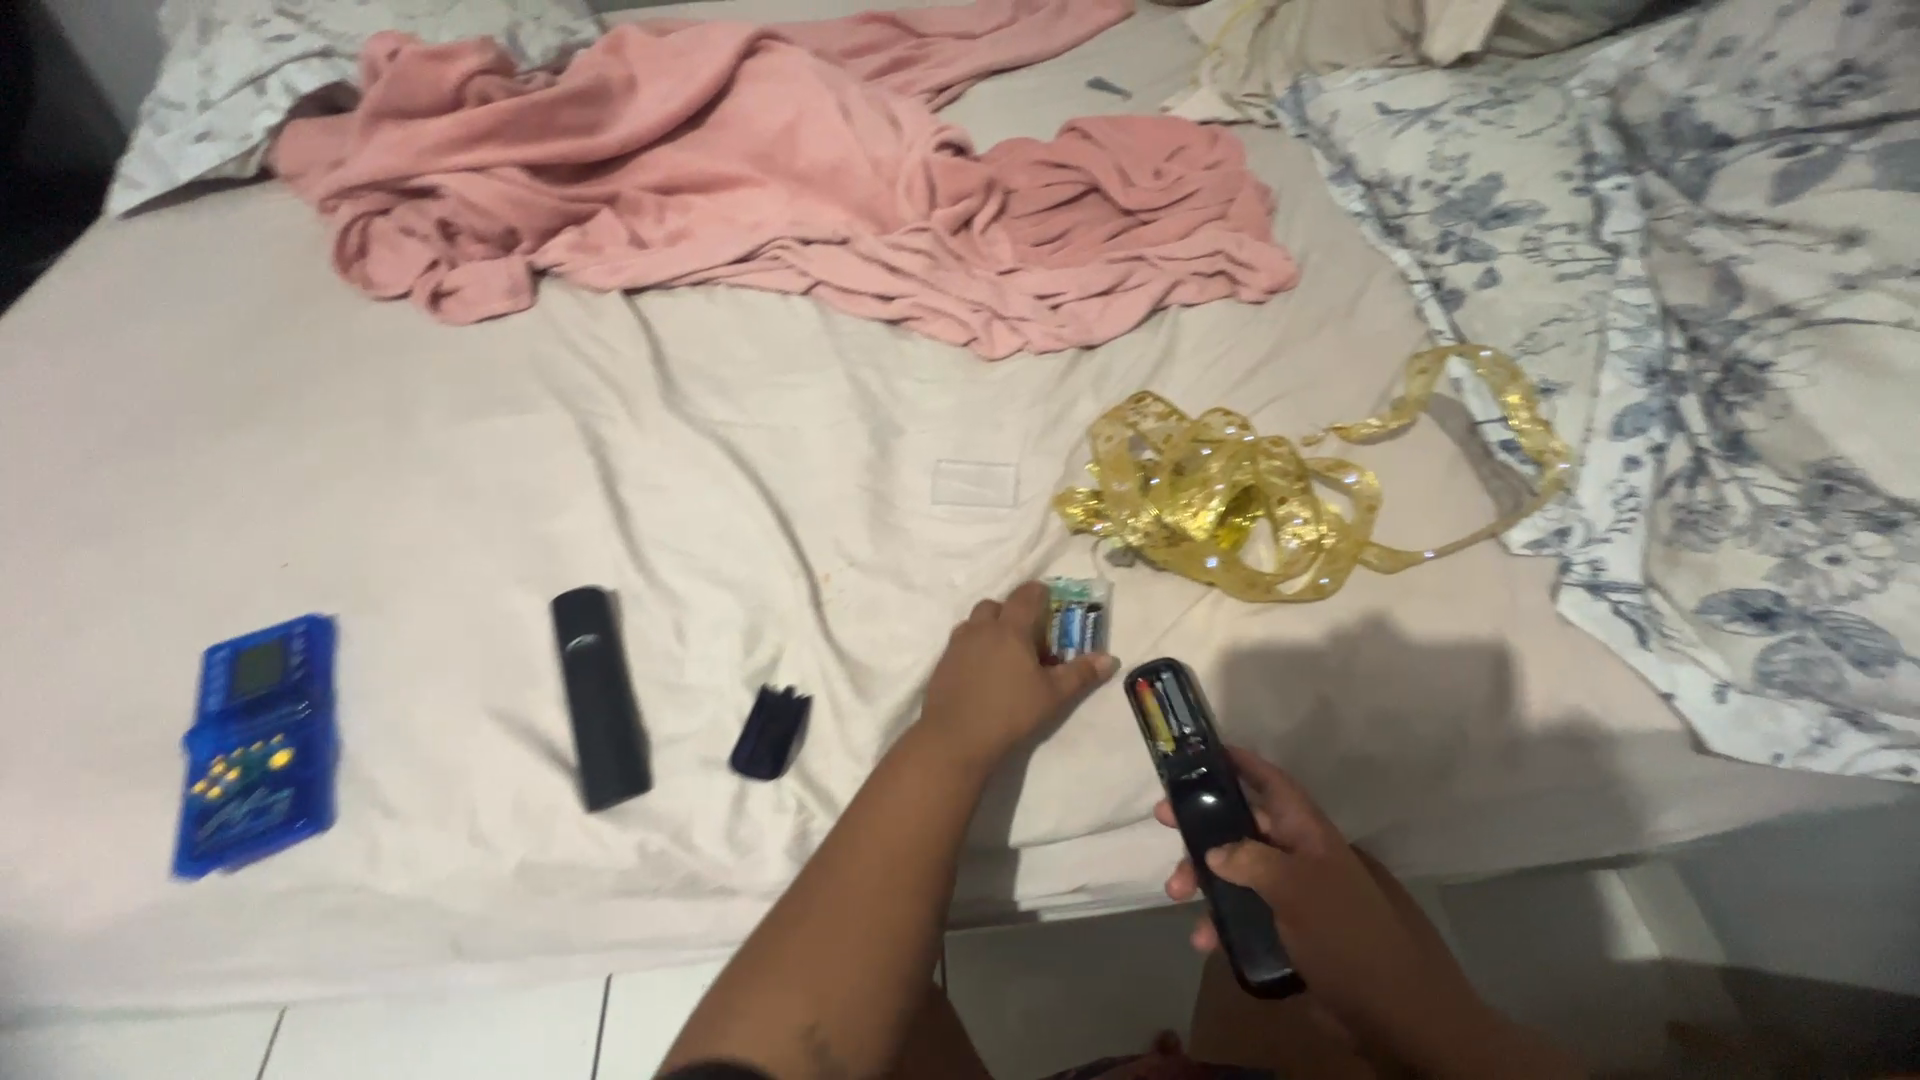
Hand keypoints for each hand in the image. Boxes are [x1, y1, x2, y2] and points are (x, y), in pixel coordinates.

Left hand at [917, 582, 1115, 771]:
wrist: (955, 738)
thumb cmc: (1010, 712)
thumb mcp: (1053, 696)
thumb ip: (1080, 674)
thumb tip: (1109, 659)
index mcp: (1009, 630)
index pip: (1024, 596)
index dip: (1037, 592)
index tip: (1047, 596)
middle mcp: (980, 630)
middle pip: (994, 605)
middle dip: (1010, 610)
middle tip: (1026, 631)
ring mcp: (956, 646)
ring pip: (973, 622)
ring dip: (988, 627)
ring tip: (1003, 651)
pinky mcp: (941, 664)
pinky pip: (959, 643)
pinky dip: (972, 646)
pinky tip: (981, 671)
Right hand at [1159, 746, 1581, 1078]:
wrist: (1398, 1016)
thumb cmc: (1349, 937)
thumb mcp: (1297, 889)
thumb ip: (1250, 859)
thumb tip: (1215, 849)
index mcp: (1310, 836)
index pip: (1274, 784)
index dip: (1244, 764)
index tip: (1208, 751)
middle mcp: (1302, 858)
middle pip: (1245, 825)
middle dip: (1204, 823)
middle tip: (1165, 820)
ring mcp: (1298, 897)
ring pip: (1239, 872)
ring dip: (1205, 879)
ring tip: (1176, 894)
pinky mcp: (1293, 935)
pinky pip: (1247, 916)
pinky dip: (1223, 923)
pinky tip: (1206, 941)